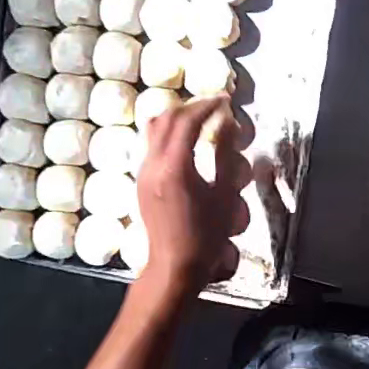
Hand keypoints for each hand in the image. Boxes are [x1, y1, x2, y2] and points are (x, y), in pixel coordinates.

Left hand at [136, 95, 247, 292]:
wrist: (174, 267)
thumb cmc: (205, 236)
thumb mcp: (224, 196)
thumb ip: (225, 155)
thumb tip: (227, 124)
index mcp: (175, 166)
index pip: (188, 121)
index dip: (208, 106)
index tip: (225, 101)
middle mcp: (153, 164)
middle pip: (166, 118)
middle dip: (190, 108)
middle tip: (213, 108)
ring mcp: (143, 173)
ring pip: (153, 130)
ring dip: (175, 119)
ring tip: (198, 122)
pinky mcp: (141, 182)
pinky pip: (150, 146)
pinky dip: (168, 135)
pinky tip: (186, 146)